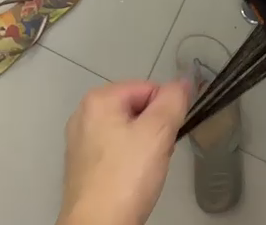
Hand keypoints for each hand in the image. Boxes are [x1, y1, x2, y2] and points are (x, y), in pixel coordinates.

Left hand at [57, 79, 192, 224]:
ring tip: (144, 173)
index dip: (164, 113)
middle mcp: (85, 114)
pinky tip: (132, 183)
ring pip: (129, 133)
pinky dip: (129, 164)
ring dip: (144, 149)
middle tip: (155, 157)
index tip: (165, 139)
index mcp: (99, 99)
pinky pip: (116, 154)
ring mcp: (80, 143)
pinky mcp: (82, 168)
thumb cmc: (126, 176)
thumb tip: (184, 81)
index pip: (150, 89)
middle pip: (138, 110)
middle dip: (154, 132)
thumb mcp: (158, 132)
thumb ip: (175, 100)